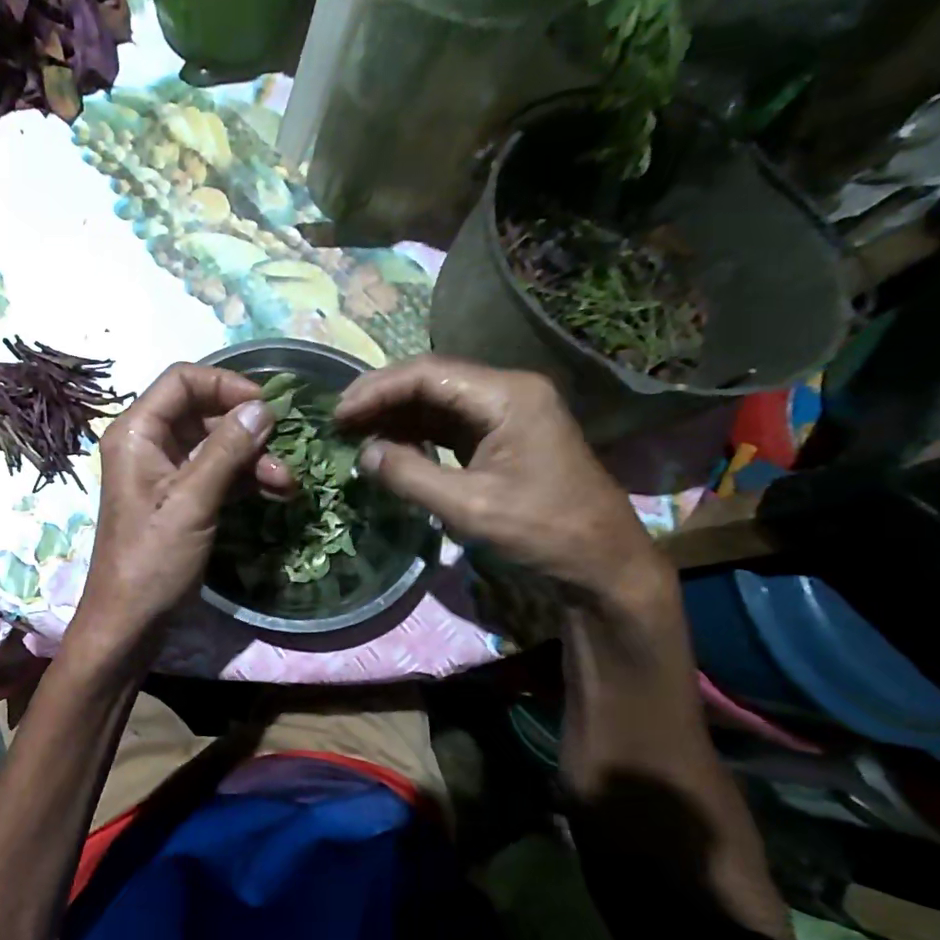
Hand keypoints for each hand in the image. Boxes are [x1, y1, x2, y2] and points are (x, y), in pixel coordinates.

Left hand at [78, 364, 281, 636]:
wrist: (129, 622)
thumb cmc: (152, 560)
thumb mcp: (193, 502)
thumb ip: (227, 450)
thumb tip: (262, 407)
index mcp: (137, 432)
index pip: (182, 380)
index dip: (226, 384)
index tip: (267, 405)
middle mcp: (147, 443)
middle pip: (203, 411)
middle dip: (247, 428)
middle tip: (285, 448)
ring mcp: (163, 471)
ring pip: (214, 444)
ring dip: (253, 457)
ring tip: (288, 482)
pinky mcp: (179, 498)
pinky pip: (215, 472)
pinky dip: (243, 478)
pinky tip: (276, 491)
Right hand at [335, 355, 663, 600]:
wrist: (602, 564)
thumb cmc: (542, 532)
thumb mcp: (469, 508)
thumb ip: (410, 476)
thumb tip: (364, 453)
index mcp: (507, 396)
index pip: (427, 374)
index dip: (376, 390)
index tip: (337, 415)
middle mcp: (507, 392)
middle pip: (429, 379)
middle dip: (380, 398)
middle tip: (337, 421)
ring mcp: (505, 413)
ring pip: (435, 400)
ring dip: (393, 414)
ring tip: (352, 433)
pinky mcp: (500, 436)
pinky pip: (446, 423)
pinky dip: (413, 432)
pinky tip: (387, 446)